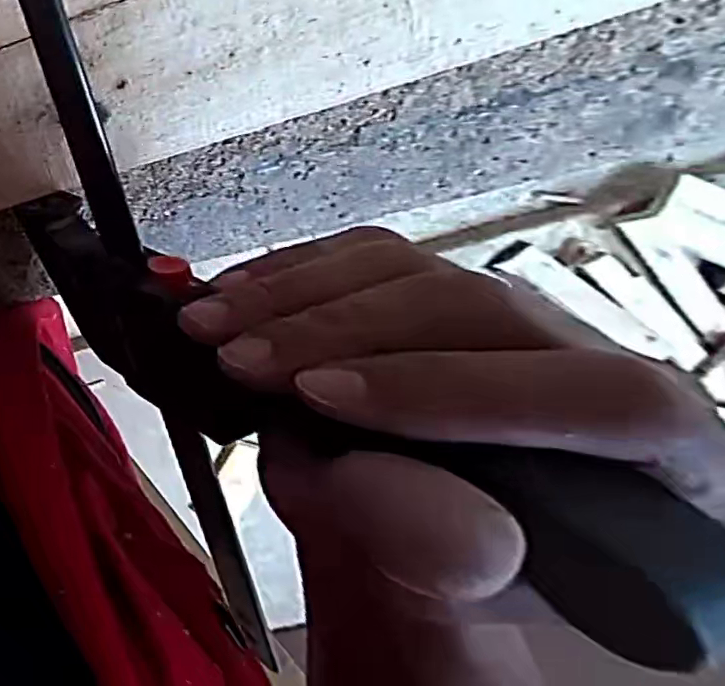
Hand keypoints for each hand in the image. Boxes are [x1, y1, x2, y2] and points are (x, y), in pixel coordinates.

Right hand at [179, 228, 724, 683]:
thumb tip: (429, 508)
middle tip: (240, 362)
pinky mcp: (412, 290)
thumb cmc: (430, 588)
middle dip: (329, 333)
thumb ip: (437, 569)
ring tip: (211, 330)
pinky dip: (274, 275)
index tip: (318, 398)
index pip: (601, 401)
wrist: (385, 545)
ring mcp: (492, 319)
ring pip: (401, 268)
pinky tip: (226, 299)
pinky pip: (350, 257)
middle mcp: (583, 370)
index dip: (449, 389)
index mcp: (659, 470)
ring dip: (284, 295)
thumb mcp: (436, 612)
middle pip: (474, 310)